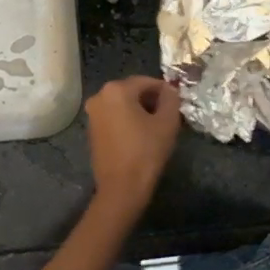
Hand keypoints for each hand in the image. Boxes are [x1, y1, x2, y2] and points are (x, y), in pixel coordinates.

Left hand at [85, 77, 180, 216]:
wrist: (122, 188)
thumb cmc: (146, 151)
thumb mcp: (167, 122)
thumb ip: (171, 98)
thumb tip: (170, 89)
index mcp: (116, 90)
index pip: (147, 81)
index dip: (165, 91)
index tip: (177, 104)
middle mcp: (99, 96)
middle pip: (133, 91)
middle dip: (152, 101)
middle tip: (169, 116)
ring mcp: (93, 114)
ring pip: (123, 104)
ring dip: (140, 111)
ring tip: (157, 128)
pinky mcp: (92, 130)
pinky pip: (114, 117)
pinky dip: (128, 120)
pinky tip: (141, 136)